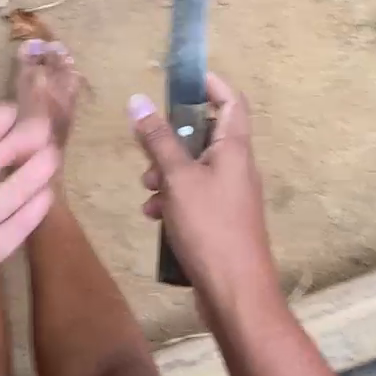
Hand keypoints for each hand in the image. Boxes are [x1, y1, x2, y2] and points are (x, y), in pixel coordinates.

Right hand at [128, 75, 278, 307]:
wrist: (237, 296)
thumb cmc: (211, 227)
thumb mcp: (177, 178)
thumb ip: (158, 139)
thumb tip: (138, 100)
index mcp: (234, 149)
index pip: (231, 101)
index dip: (210, 85)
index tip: (180, 80)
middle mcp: (236, 166)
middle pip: (205, 133)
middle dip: (171, 136)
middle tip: (146, 141)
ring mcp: (230, 195)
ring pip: (194, 166)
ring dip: (167, 170)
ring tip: (146, 186)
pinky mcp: (221, 219)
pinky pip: (194, 194)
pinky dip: (173, 196)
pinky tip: (153, 214)